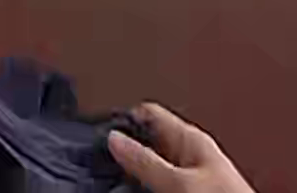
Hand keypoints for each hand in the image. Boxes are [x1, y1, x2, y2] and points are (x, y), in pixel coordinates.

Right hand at [108, 103, 255, 192]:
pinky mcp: (193, 192)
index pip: (149, 112)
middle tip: (106, 159)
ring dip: (138, 170)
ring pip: (155, 165)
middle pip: (149, 141)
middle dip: (129, 148)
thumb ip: (146, 160)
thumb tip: (115, 137)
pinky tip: (139, 190)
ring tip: (118, 178)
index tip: (103, 129)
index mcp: (192, 138)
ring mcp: (193, 178)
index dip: (124, 118)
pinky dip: (149, 185)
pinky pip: (162, 183)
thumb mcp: (180, 182)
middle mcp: (192, 155)